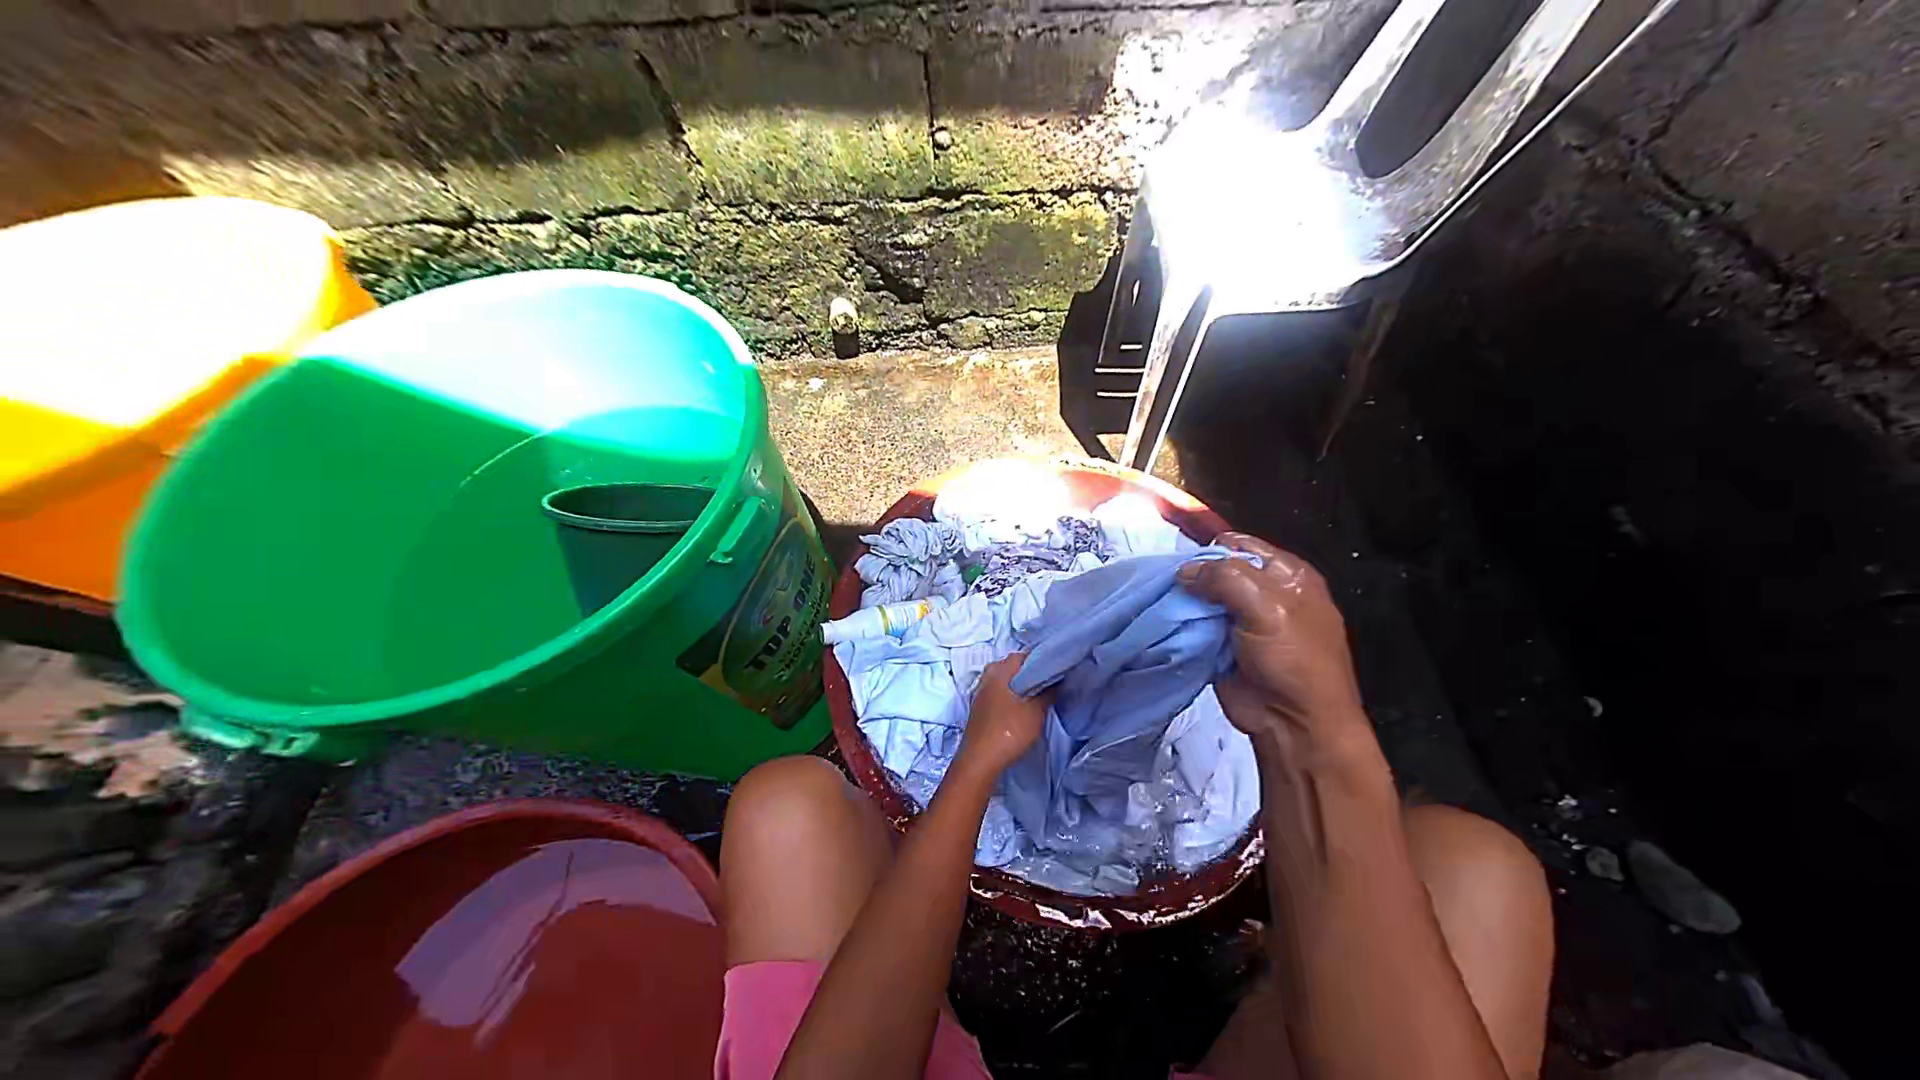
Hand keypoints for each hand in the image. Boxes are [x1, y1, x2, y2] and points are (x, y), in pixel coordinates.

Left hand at [953, 654, 1049, 784]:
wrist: (980, 761)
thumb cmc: (1008, 732)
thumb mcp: (1035, 712)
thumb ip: (1048, 693)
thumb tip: (1056, 680)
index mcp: (997, 672)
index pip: (1021, 655)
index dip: (1039, 659)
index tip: (1055, 667)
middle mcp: (985, 679)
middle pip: (1010, 667)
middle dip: (1029, 672)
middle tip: (1048, 681)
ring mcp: (979, 695)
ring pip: (1003, 681)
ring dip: (1018, 685)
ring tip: (1037, 694)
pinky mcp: (979, 710)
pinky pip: (997, 694)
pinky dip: (1010, 696)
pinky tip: (1021, 707)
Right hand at [1178, 533, 1371, 752]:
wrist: (1294, 724)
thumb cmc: (1294, 662)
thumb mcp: (1268, 607)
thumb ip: (1226, 578)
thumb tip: (1184, 572)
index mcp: (1287, 575)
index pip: (1240, 545)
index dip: (1212, 551)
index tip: (1186, 566)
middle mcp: (1264, 593)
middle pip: (1216, 570)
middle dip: (1194, 577)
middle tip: (1174, 588)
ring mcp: (1241, 621)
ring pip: (1201, 598)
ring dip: (1184, 602)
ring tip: (1167, 606)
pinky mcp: (1221, 645)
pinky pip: (1194, 625)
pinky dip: (1181, 625)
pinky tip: (1169, 625)